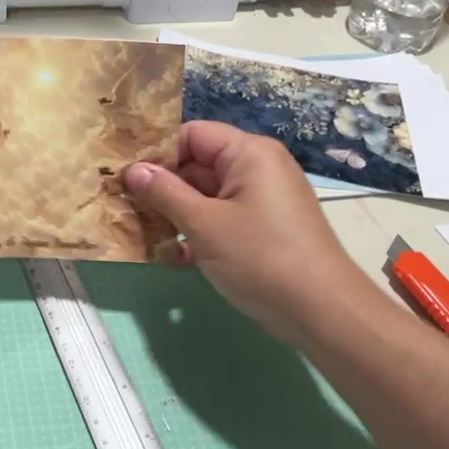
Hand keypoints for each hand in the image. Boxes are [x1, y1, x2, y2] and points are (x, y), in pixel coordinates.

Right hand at [125, 121, 371, 343]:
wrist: (324, 313)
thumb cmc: (261, 258)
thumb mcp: (203, 224)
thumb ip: (164, 193)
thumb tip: (132, 170)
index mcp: (248, 153)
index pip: (191, 134)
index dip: (157, 152)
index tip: (126, 176)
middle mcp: (256, 168)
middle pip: (196, 164)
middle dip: (161, 186)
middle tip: (124, 206)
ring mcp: (260, 200)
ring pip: (204, 194)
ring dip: (174, 213)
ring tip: (142, 233)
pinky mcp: (261, 228)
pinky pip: (219, 217)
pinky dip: (197, 232)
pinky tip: (174, 258)